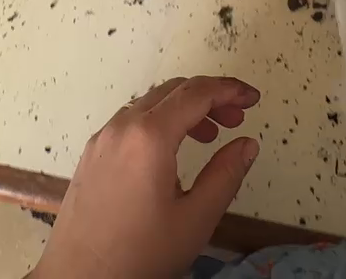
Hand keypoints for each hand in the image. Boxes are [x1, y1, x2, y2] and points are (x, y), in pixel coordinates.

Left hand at [29, 76, 261, 278]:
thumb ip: (225, 176)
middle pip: (174, 90)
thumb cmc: (138, 255)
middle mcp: (123, 125)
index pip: (197, 93)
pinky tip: (172, 149)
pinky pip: (132, 119)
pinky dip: (160, 120)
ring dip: (184, 108)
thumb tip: (247, 144)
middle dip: (210, 97)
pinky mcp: (92, 151)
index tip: (253, 98)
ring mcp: (103, 136)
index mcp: (149, 136)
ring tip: (209, 135)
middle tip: (236, 119)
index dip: (230, 90)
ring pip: (152, 101)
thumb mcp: (194, 220)